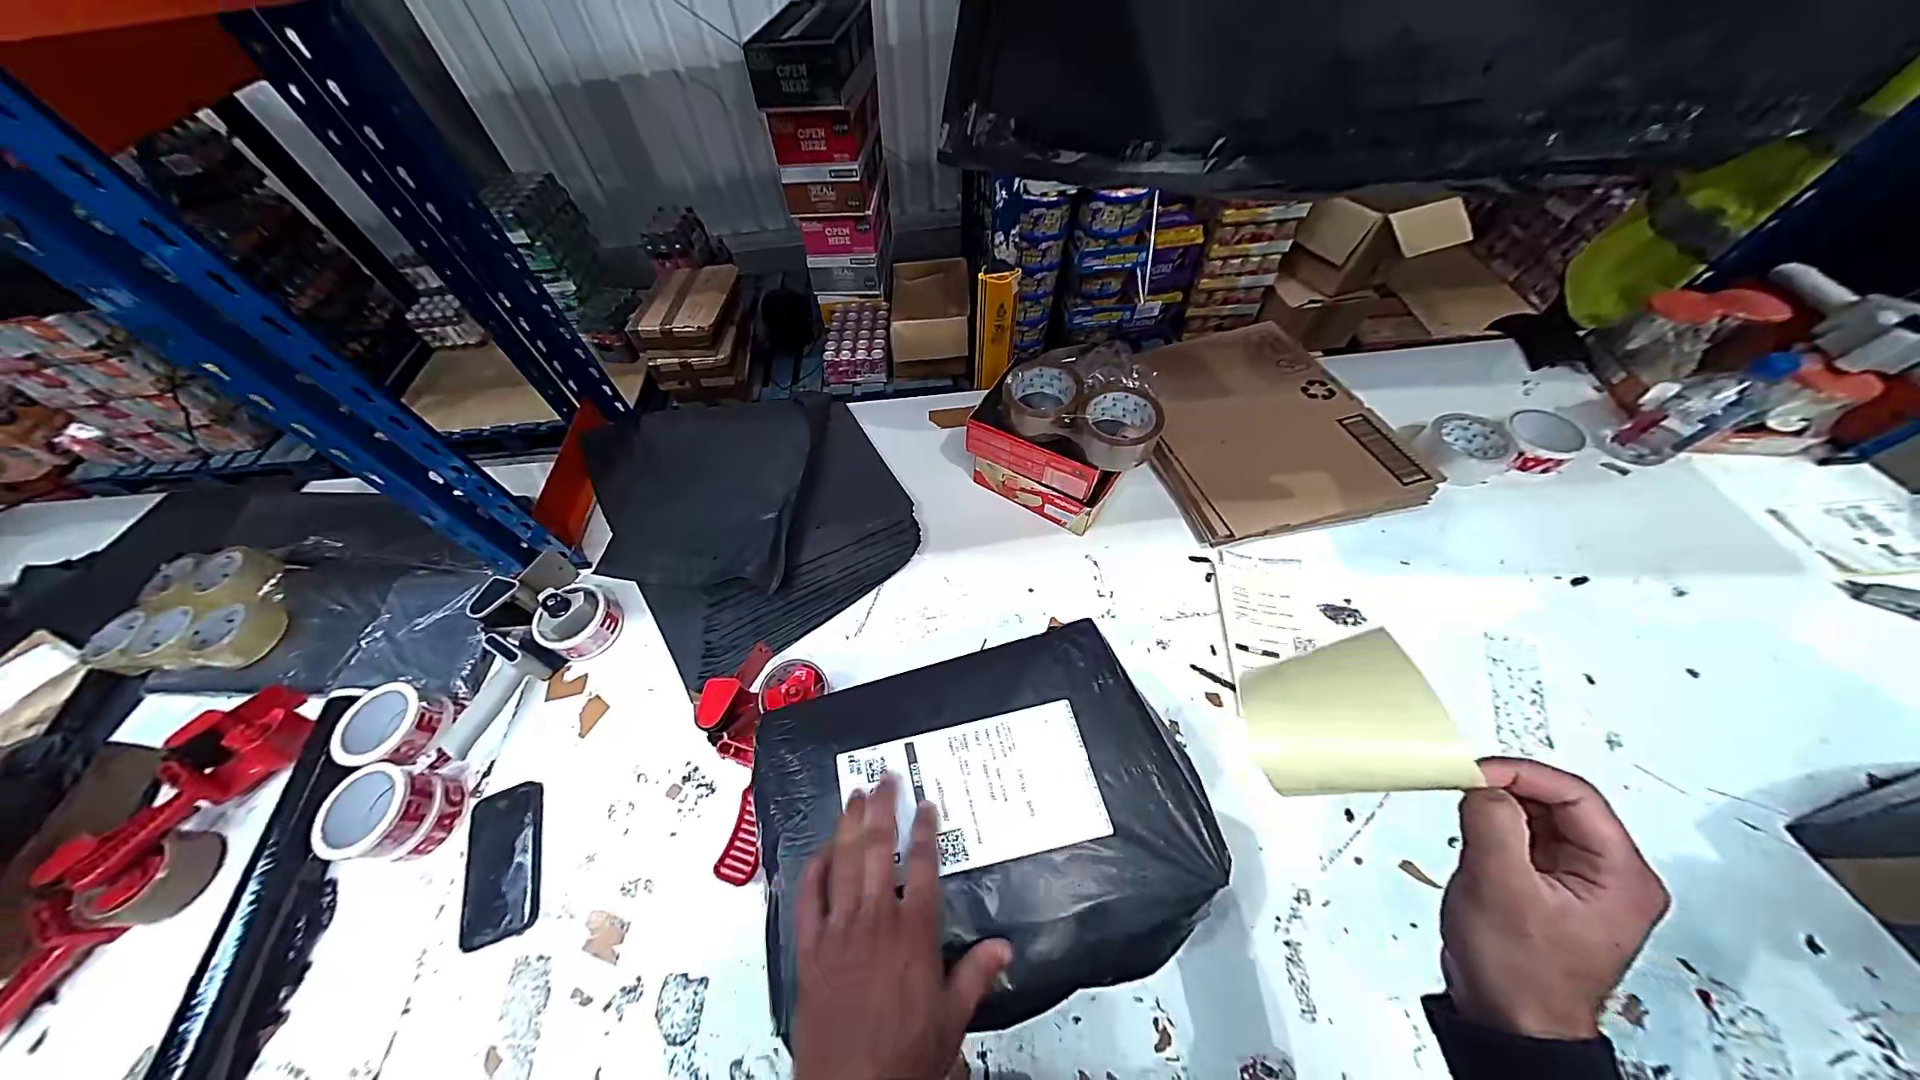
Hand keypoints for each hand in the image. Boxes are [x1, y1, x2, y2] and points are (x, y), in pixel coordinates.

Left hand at [791, 774, 1012, 1079]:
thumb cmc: (901, 1055)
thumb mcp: (952, 1017)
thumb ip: (976, 975)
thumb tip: (1003, 950)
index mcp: (912, 933)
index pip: (921, 865)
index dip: (923, 829)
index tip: (924, 806)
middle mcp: (876, 921)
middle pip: (879, 850)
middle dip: (883, 809)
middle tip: (884, 780)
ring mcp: (840, 931)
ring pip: (844, 863)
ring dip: (850, 825)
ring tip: (854, 796)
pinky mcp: (812, 949)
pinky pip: (810, 898)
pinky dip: (814, 870)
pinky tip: (819, 850)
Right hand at [1440, 757, 1668, 1039]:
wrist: (1507, 1019)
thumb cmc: (1518, 971)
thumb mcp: (1499, 887)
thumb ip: (1493, 824)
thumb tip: (1482, 783)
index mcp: (1621, 876)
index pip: (1576, 796)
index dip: (1522, 775)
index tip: (1475, 773)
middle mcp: (1608, 874)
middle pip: (1558, 802)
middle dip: (1506, 789)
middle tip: (1463, 786)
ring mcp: (1576, 879)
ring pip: (1536, 815)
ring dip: (1496, 808)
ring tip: (1465, 816)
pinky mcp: (1545, 883)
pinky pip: (1521, 835)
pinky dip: (1492, 826)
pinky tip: (1471, 835)